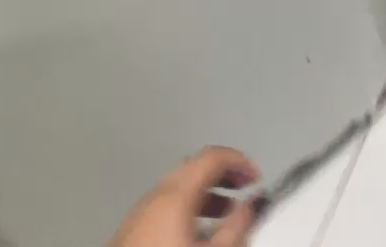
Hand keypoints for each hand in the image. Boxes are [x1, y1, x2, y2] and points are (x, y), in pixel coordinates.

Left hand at [109, 147, 260, 246]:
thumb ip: (238, 223)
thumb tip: (252, 203)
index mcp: (176, 193)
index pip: (213, 156)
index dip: (240, 160)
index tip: (256, 177)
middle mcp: (156, 194)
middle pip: (195, 165)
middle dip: (224, 172)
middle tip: (245, 185)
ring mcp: (139, 211)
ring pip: (179, 185)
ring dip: (207, 189)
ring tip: (226, 210)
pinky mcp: (130, 230)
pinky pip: (165, 203)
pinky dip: (188, 203)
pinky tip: (197, 228)